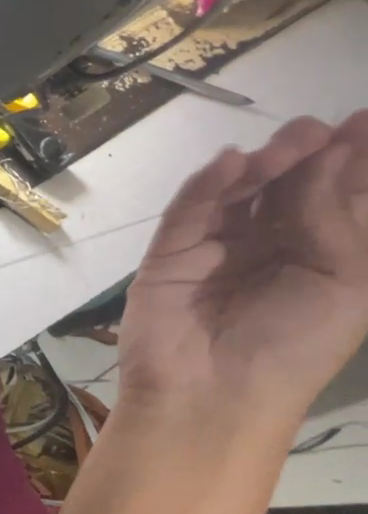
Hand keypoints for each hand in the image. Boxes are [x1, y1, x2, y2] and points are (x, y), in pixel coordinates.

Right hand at [120, 113, 367, 422]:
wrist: (214, 392)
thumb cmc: (296, 345)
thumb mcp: (347, 278)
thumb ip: (334, 217)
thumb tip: (321, 154)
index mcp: (320, 254)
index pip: (337, 196)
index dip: (354, 159)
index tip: (365, 121)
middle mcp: (267, 247)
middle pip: (289, 187)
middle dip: (309, 154)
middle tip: (322, 129)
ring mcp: (214, 251)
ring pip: (239, 194)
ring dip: (264, 164)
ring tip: (287, 143)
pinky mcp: (166, 258)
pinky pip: (187, 214)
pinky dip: (206, 186)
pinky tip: (231, 163)